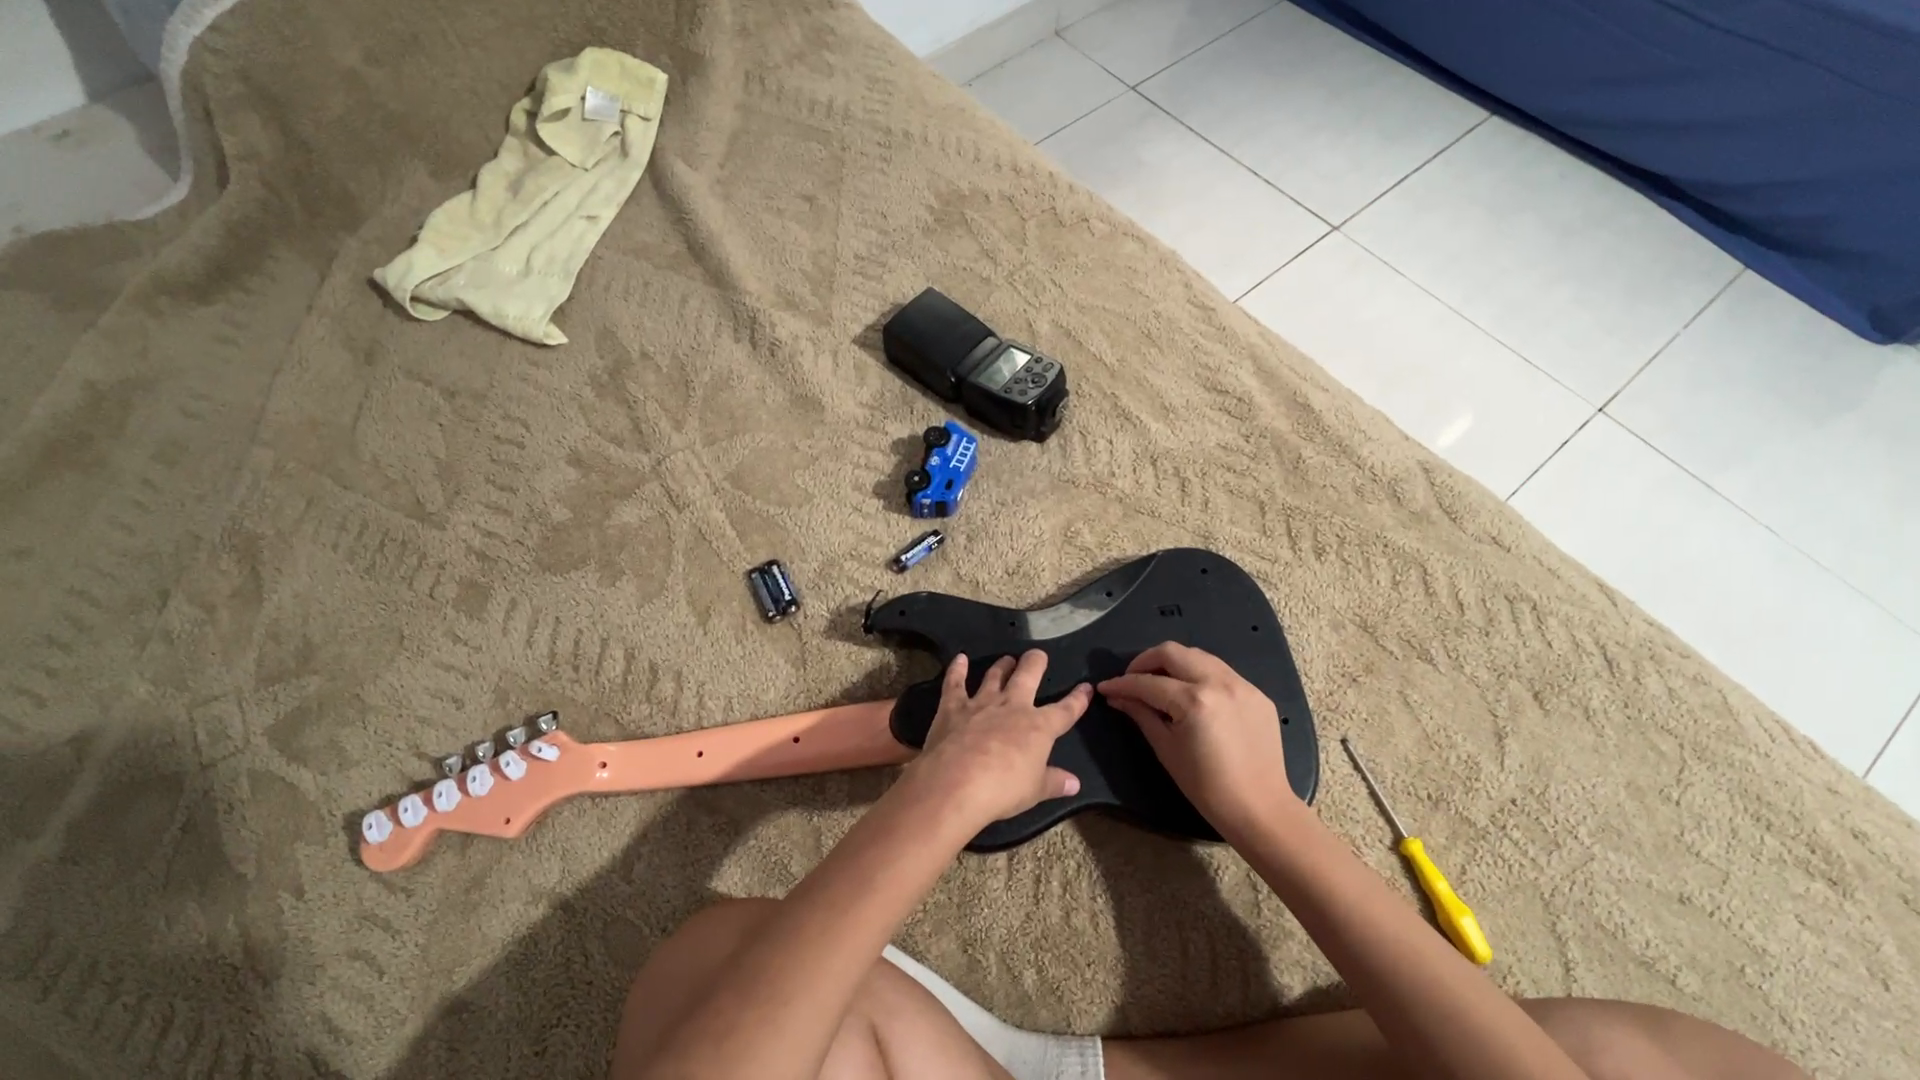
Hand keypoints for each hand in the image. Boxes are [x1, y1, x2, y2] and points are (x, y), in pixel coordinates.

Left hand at [909, 650, 1092, 825]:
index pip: (1065, 710)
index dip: (1077, 699)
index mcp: (1039, 727)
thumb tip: (1075, 783)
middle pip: (1028, 676)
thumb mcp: (1035, 791)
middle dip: (1035, 663)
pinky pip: (955, 683)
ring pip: (994, 676)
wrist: (956, 783)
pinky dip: (956, 670)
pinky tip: (959, 659)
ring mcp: (981, 703)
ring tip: (1007, 659)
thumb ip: (1054, 783)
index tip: (1086, 687)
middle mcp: (1012, 706)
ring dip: (1002, 666)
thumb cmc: (1003, 789)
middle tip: (1038, 654)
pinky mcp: (953, 707)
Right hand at [1098, 642, 1293, 835]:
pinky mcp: (1257, 693)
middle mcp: (1219, 683)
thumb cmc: (1205, 786)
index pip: (1148, 683)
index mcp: (1194, 701)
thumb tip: (1117, 697)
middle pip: (1173, 652)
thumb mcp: (1166, 749)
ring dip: (1174, 663)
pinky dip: (1200, 675)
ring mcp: (1242, 685)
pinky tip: (1192, 694)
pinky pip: (1222, 672)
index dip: (1122, 684)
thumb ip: (1141, 714)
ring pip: (1199, 656)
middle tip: (1132, 678)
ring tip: (1160, 682)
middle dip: (1145, 661)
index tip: (1106, 687)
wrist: (1258, 807)